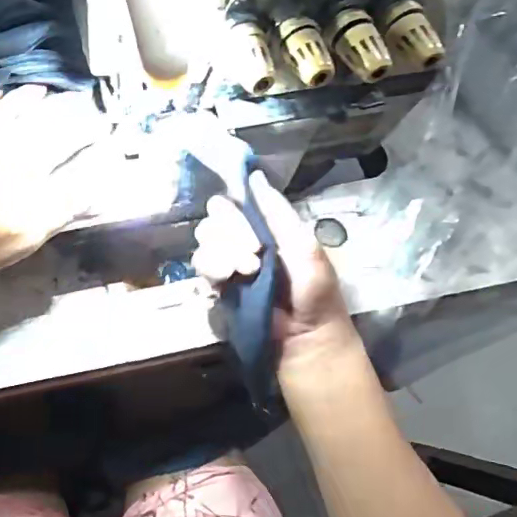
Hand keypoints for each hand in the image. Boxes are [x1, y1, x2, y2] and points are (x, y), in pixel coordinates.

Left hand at [0, 86, 108, 295]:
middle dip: (48, 102)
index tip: (103, 125)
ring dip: (17, 97)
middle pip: (26, 112)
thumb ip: (64, 203)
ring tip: (31, 92)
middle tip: (62, 95)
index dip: (84, 130)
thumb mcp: (29, 231)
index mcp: (21, 162)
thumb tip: (96, 180)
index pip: (61, 138)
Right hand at [190, 171, 359, 373]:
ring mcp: (228, 264)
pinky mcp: (217, 287)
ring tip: (247, 271)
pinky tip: (229, 279)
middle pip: (215, 218)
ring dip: (224, 253)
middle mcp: (243, 241)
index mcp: (265, 227)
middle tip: (254, 254)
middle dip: (231, 232)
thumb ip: (278, 213)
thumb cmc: (314, 292)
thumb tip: (254, 176)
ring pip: (205, 241)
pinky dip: (214, 269)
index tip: (249, 224)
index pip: (235, 202)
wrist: (306, 340)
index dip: (236, 209)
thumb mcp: (305, 247)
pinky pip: (202, 266)